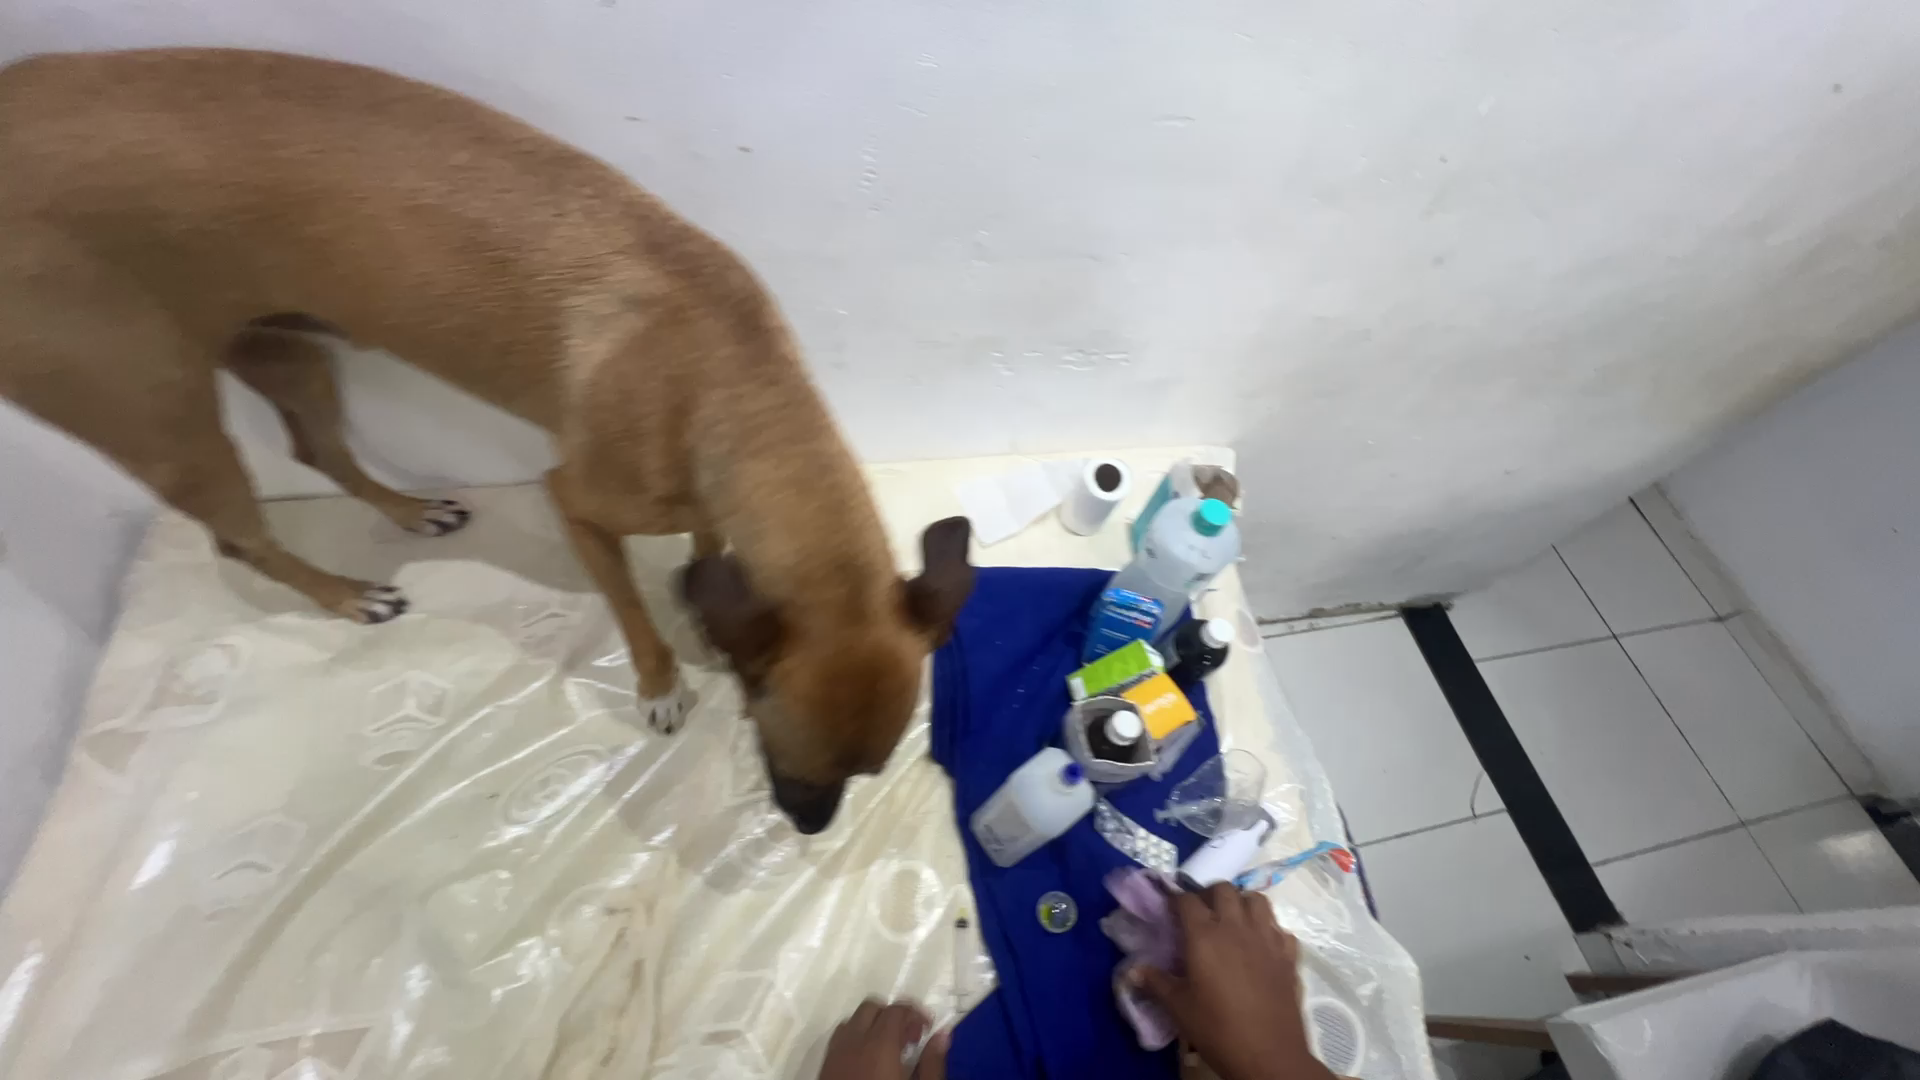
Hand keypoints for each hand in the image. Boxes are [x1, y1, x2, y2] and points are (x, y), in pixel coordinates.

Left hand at [817, 998, 949, 1079]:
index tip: (927, 1031)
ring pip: (852, 1021)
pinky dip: (854, 1040)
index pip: (897, 1010)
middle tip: (909, 1040)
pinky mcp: (823, 1070)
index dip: (915, 1014)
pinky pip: (838, 1040)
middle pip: (872, 1008)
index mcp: (880, 1044)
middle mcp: (854, 1042)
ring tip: (888, 1051)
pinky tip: (866, 1064)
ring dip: (871, 1026)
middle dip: (892, 1016)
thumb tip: (942, 1036)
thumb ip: (932, 1064)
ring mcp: (835, 1056)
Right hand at [1128, 883, 1334, 1079]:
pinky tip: (1262, 947)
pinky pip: (1281, 929)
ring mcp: (1266, 939)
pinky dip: (1271, 931)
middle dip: (1210, 894)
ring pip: (1257, 900)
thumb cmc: (1218, 1030)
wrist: (1270, 1059)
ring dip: (1243, 904)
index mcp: (1204, 934)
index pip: (1186, 899)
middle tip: (1203, 914)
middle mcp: (1235, 927)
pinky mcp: (1288, 956)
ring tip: (1234, 921)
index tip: (1170, 910)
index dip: (1176, 899)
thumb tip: (1132, 971)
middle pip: (1223, 889)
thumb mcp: (1179, 1007)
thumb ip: (1155, 982)